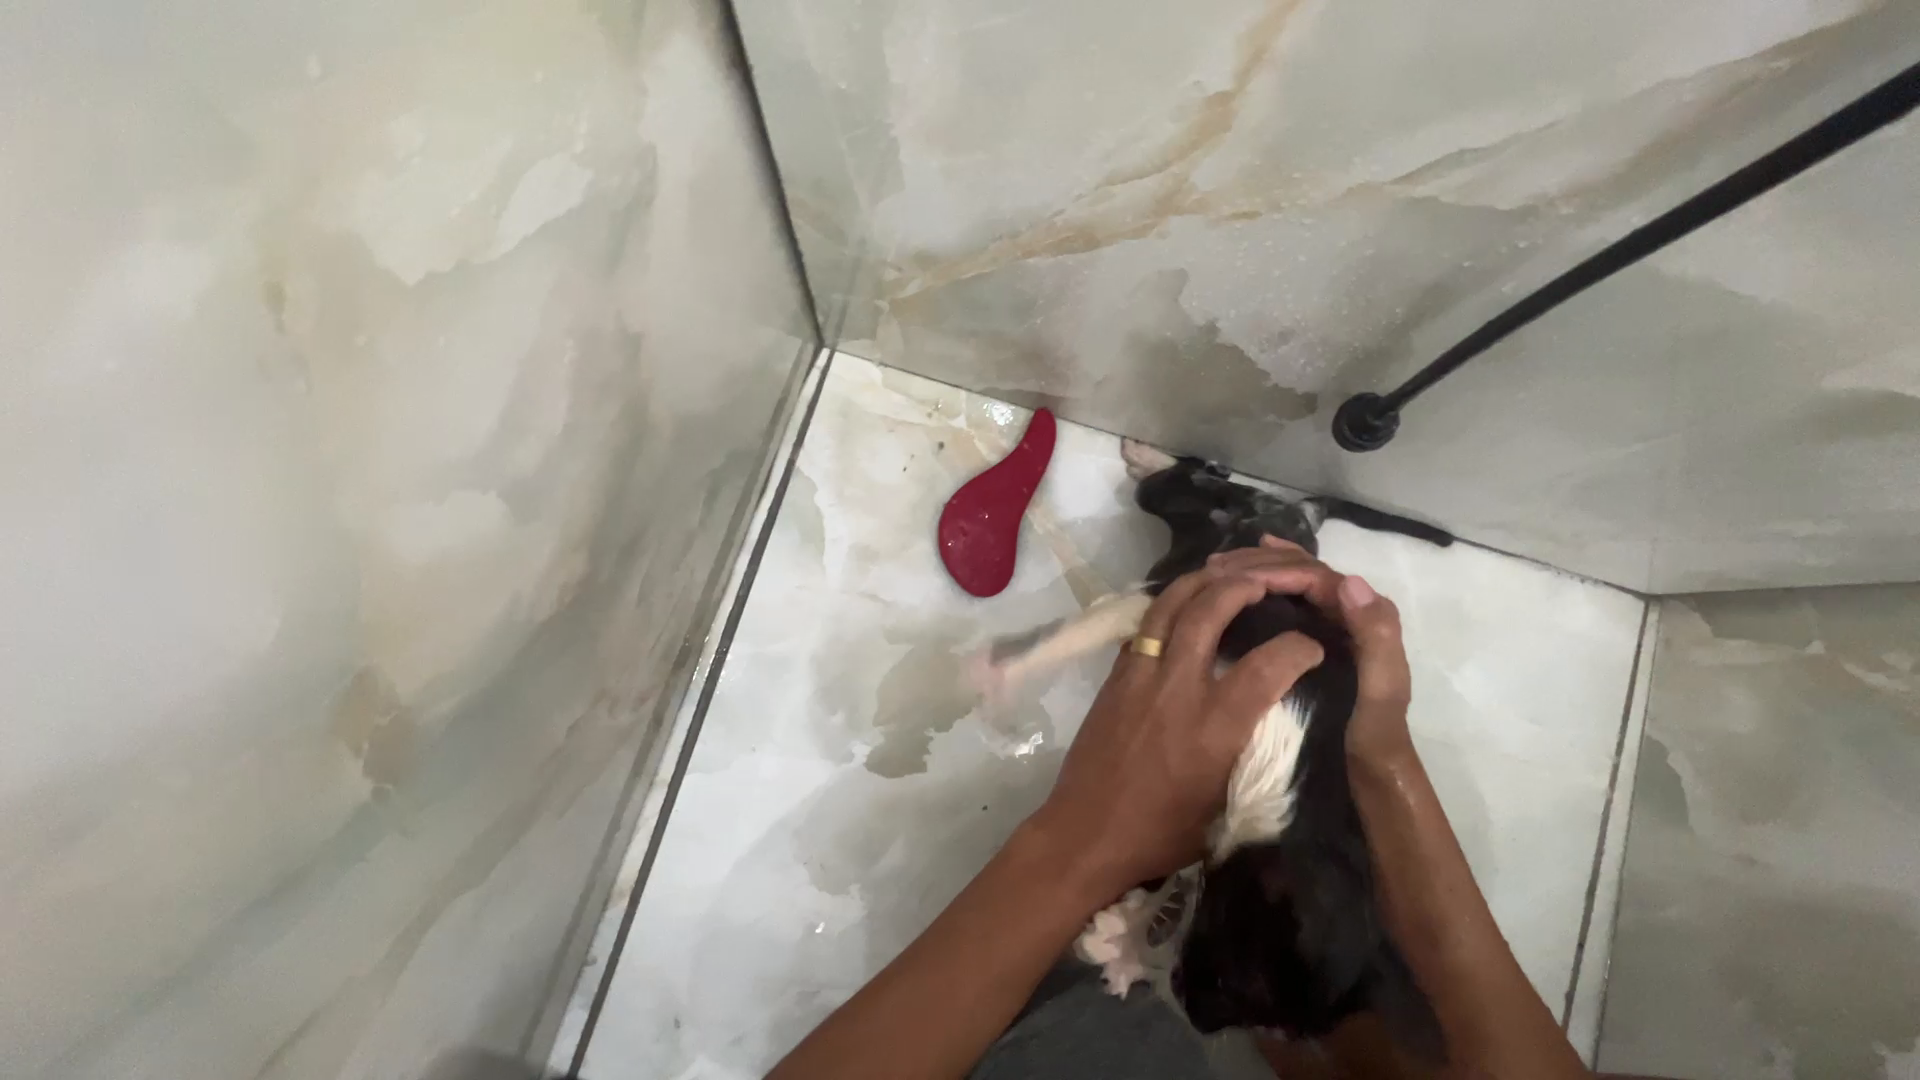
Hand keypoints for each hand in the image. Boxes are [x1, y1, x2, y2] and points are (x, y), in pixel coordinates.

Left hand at [1024, 566, 1325, 900]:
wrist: (1086, 832)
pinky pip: (1145, 625)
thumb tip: (1278, 722)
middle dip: (1246, 583)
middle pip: (1211, 610)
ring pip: (1170, 605)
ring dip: (1202, 580)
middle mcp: (1176, 687)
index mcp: (1214, 726)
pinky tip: (1185, 604)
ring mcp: (1139, 675)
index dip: (1299, 647)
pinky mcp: (1114, 676)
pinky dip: (1169, 605)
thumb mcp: (1226, 804)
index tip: (1312, 646)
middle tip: (1270, 578)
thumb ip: (1254, 754)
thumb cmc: (1161, 833)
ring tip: (1228, 571)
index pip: (1269, 663)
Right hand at [1205, 537, 1415, 766]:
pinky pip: (1288, 598)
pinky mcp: (1316, 637)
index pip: (1315, 576)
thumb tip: (1347, 580)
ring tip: (1218, 569)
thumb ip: (1375, 636)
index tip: (1230, 577)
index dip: (1273, 571)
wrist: (1373, 773)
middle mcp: (1351, 610)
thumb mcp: (1381, 690)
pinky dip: (1264, 582)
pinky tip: (1240, 582)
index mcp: (1366, 615)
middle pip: (1303, 570)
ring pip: (1293, 579)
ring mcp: (1332, 623)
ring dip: (1257, 567)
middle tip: (1215, 566)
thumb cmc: (1373, 735)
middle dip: (1260, 561)